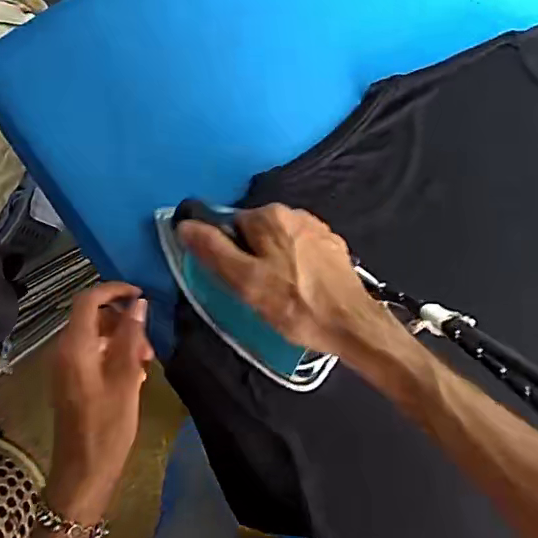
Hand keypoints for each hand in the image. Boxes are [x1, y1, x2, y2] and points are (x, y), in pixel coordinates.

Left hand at [49, 282, 153, 522]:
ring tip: (146, 363)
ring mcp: (65, 366)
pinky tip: (134, 376)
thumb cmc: (107, 427)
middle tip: (149, 345)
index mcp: (74, 347)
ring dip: (121, 340)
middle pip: (93, 316)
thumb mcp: (126, 379)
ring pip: (95, 335)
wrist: (84, 472)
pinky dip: (113, 355)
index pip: (88, 299)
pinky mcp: (71, 380)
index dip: (114, 290)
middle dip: (124, 321)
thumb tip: (139, 304)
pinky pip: (92, 353)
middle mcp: (64, 350)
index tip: (141, 294)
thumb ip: (131, 337)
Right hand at [176, 204, 406, 363]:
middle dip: (252, 258)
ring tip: (282, 295)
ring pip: (279, 243)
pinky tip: (303, 290)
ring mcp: (318, 229)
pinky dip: (296, 266)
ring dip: (274, 263)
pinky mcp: (334, 247)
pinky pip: (301, 251)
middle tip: (259, 292)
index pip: (231, 226)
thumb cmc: (294, 305)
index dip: (229, 254)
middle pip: (256, 233)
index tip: (238, 281)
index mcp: (270, 215)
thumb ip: (213, 250)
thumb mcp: (245, 282)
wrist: (353, 325)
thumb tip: (185, 224)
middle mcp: (295, 212)